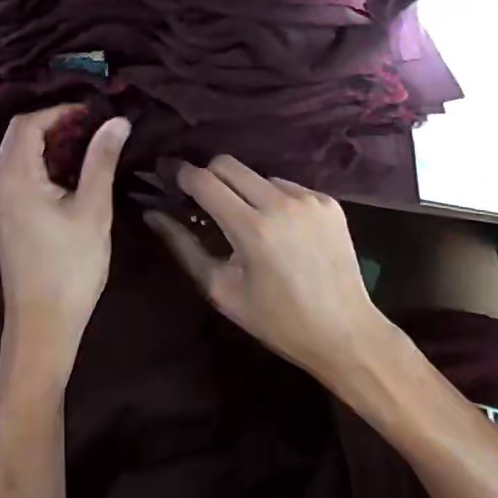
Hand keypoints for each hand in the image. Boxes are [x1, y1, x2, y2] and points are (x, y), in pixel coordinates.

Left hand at [0, 106, 130, 370]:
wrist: (42, 325)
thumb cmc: (69, 266)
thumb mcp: (93, 208)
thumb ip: (101, 160)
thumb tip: (117, 121)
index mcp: (13, 176)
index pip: (28, 123)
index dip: (60, 112)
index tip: (94, 114)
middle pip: (20, 134)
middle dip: (56, 124)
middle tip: (95, 127)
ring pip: (20, 153)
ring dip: (51, 143)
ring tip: (90, 146)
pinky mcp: (5, 213)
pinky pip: (21, 172)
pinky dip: (45, 162)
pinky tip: (74, 172)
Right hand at [146, 157, 394, 380]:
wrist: (346, 333)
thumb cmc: (277, 321)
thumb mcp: (221, 289)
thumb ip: (183, 247)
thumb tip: (152, 214)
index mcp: (251, 228)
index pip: (204, 180)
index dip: (179, 173)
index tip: (165, 173)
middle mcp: (281, 203)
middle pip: (227, 164)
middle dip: (207, 175)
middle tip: (199, 198)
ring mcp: (309, 198)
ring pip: (257, 175)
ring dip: (242, 190)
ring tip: (245, 221)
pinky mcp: (328, 202)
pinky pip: (286, 187)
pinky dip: (273, 199)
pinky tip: (278, 229)